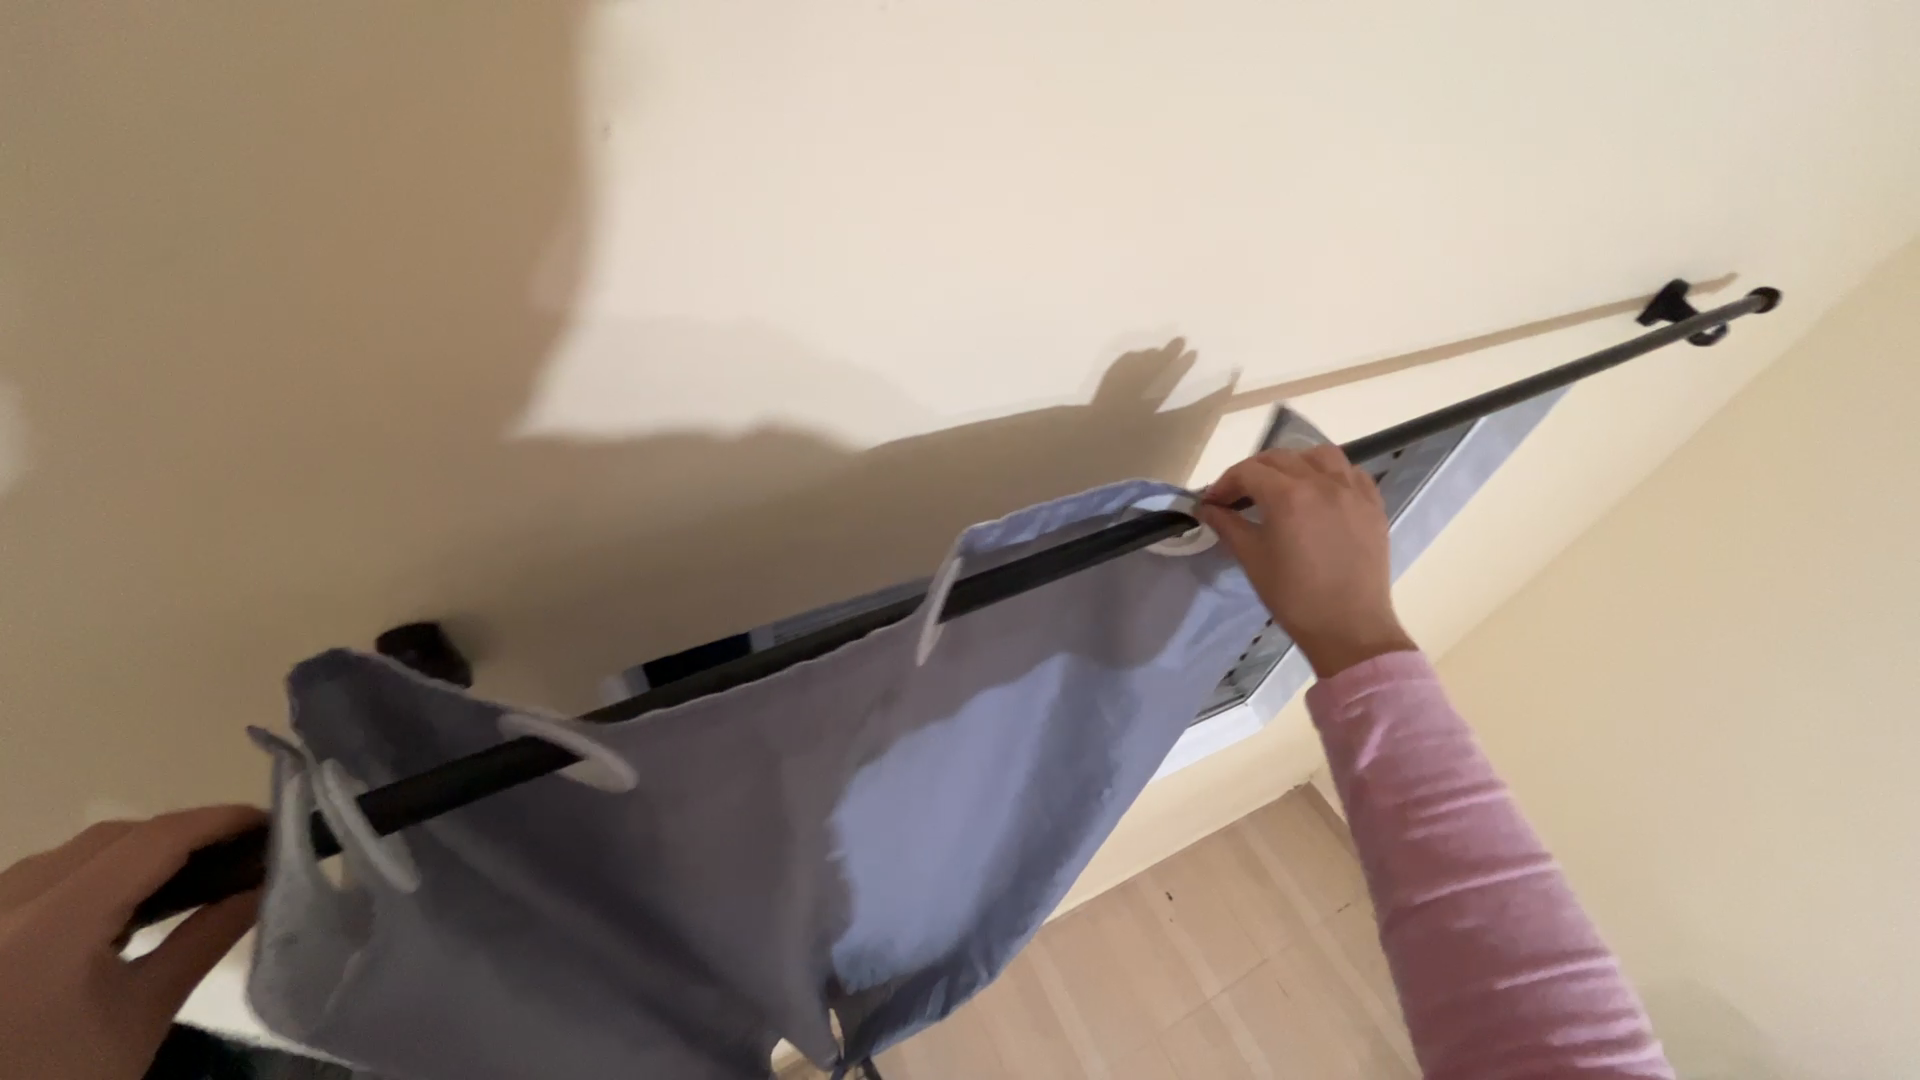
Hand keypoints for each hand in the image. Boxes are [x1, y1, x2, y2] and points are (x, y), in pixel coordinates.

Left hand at [0, 806, 264, 1079]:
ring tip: (190, 874)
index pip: (153, 841)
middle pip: (111, 839)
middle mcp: (2, 909)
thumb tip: (267, 885)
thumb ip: (208, 938)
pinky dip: (92, 874)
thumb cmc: (63, 1074)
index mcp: (49, 927)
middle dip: (184, 834)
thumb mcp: (144, 1014)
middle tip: (241, 850)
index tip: (272, 822)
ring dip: (136, 852)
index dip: (219, 820)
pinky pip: (36, 879)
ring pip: (70, 854)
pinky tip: (122, 904)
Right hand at [1195, 445, 1416, 677]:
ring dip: (1294, 463)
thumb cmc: (1293, 596)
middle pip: (1280, 458)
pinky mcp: (1373, 506)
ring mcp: (1353, 491)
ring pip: (1319, 455)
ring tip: (1282, 485)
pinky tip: (1319, 493)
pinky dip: (1330, 474)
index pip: (1248, 472)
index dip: (1224, 484)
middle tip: (1238, 496)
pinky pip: (1351, 473)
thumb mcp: (1252, 558)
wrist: (1349, 627)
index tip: (1212, 503)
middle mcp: (1323, 483)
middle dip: (1253, 472)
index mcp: (1288, 496)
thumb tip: (1207, 508)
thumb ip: (1228, 525)